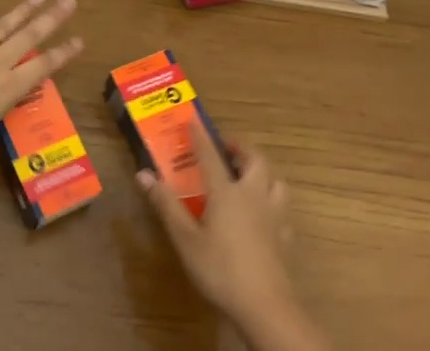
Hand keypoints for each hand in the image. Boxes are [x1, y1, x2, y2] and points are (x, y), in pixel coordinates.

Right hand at [141, 118, 318, 346]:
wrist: (266, 307)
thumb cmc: (220, 269)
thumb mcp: (185, 239)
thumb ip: (166, 205)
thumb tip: (144, 174)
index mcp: (227, 192)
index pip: (210, 155)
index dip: (200, 136)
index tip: (192, 121)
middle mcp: (254, 196)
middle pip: (256, 161)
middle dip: (241, 148)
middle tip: (226, 148)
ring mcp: (274, 217)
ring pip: (277, 182)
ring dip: (263, 173)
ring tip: (248, 178)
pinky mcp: (285, 239)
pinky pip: (282, 210)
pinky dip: (272, 204)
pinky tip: (263, 216)